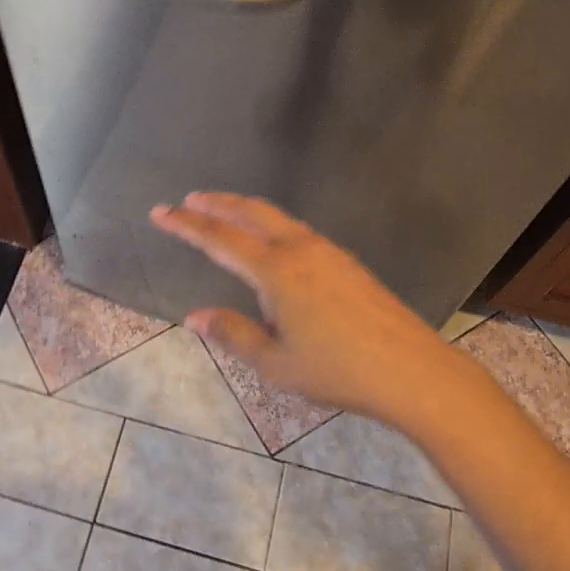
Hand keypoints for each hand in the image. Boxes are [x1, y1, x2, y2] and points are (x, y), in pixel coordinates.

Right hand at [150, 192, 464, 424]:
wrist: (409, 368)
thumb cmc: (337, 370)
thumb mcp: (275, 363)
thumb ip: (234, 333)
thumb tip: (195, 316)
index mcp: (276, 271)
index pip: (220, 240)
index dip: (186, 226)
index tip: (160, 212)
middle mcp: (300, 249)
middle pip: (251, 213)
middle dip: (218, 203)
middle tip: (191, 200)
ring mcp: (328, 251)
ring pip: (278, 218)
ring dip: (246, 210)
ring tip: (225, 213)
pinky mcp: (346, 262)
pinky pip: (297, 230)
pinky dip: (271, 224)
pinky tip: (272, 241)